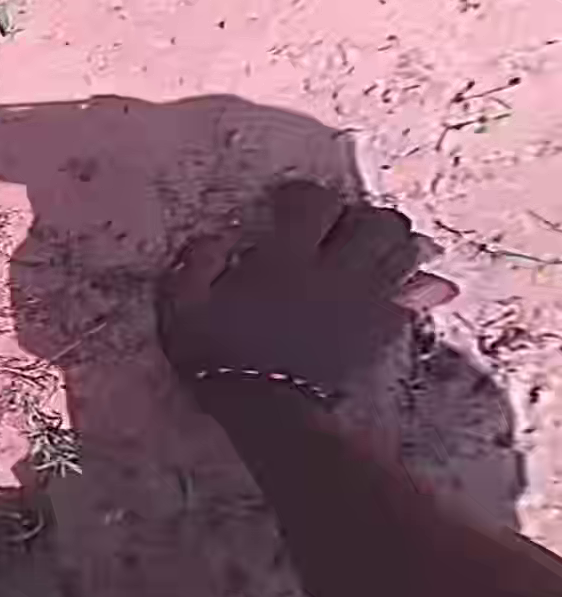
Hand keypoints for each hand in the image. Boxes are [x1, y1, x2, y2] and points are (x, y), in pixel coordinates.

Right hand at [159, 181, 456, 399]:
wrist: (262, 401)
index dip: (299, 194)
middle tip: (326, 224)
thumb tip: (217, 235)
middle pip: (378, 222)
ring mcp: (369, 298)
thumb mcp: (180, 305)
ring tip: (353, 249)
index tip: (282, 198)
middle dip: (355, 214)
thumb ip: (196, 264)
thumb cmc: (212, 349)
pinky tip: (383, 283)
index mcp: (284, 263)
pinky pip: (417, 289)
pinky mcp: (387, 323)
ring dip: (384, 241)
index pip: (311, 207)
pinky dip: (407, 279)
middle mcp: (337, 272)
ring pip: (406, 249)